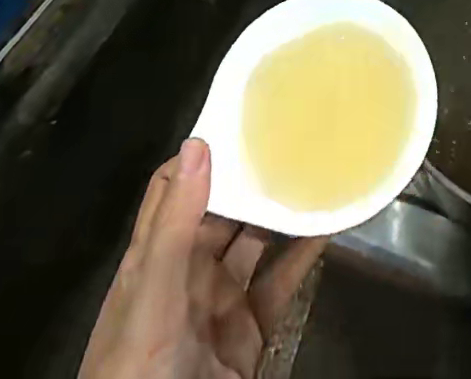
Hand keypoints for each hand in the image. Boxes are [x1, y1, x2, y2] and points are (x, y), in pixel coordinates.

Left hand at [78, 139, 328, 378]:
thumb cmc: (140, 367)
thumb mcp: (153, 293)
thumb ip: (175, 224)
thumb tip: (198, 143)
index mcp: (154, 255)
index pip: (175, 186)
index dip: (203, 152)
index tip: (239, 116)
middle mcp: (188, 270)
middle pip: (223, 209)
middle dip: (253, 175)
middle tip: (292, 133)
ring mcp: (221, 300)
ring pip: (257, 242)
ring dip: (283, 211)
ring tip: (316, 169)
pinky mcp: (250, 331)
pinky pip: (281, 282)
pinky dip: (305, 255)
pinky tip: (330, 227)